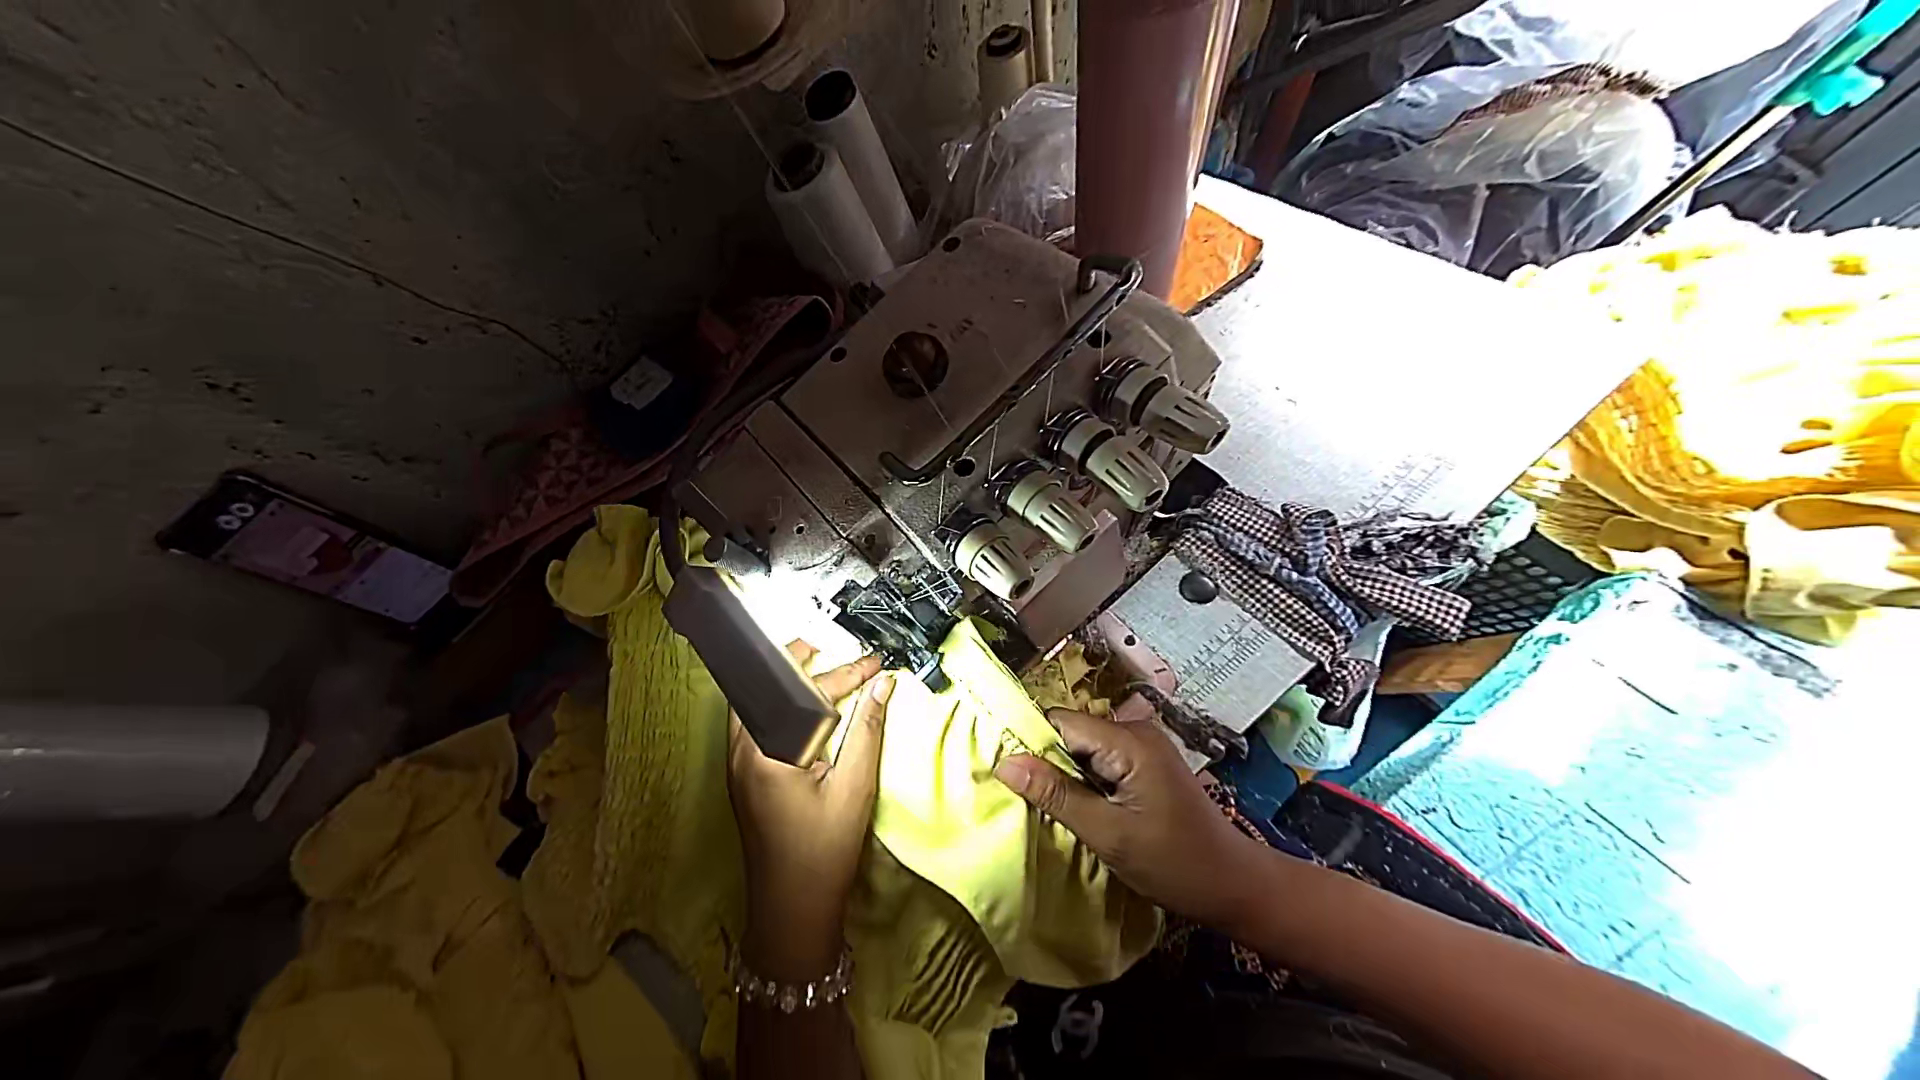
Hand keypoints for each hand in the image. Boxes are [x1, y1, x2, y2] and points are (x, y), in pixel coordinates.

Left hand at [727, 642, 892, 981]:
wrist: (792, 911)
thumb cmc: (824, 851)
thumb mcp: (854, 787)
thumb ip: (867, 730)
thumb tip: (883, 685)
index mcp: (767, 752)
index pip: (809, 697)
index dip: (847, 675)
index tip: (875, 664)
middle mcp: (743, 753)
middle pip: (766, 691)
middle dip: (796, 664)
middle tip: (824, 646)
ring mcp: (738, 766)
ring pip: (756, 706)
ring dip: (783, 684)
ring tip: (811, 664)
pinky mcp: (744, 777)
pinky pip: (755, 725)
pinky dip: (778, 707)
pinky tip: (800, 707)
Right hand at [993, 708, 1267, 929]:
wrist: (1233, 884)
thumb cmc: (1174, 863)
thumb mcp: (1108, 833)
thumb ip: (1056, 795)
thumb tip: (1006, 763)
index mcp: (1129, 741)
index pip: (1061, 723)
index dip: (1032, 745)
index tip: (1010, 777)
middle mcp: (1136, 731)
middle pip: (1072, 733)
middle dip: (1048, 763)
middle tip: (1030, 800)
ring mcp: (1143, 746)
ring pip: (1084, 748)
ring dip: (1067, 775)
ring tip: (1053, 808)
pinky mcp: (1145, 762)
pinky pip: (1101, 759)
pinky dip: (1086, 781)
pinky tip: (1081, 808)